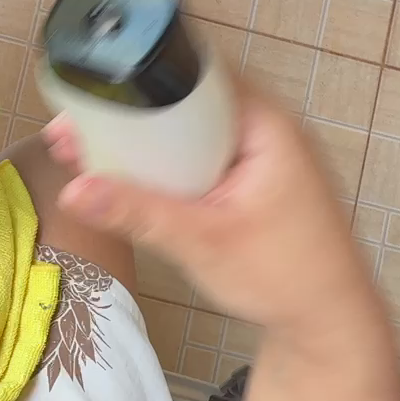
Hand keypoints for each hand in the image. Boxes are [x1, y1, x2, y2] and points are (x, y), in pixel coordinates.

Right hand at [45, 79, 384, 350]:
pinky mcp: (244, 179)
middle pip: (183, 104)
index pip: (195, 78)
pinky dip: (157, 164)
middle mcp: (263, 130)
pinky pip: (192, 157)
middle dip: (124, 116)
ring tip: (83, 150)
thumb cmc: (286, 279)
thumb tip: (74, 191)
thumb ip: (136, 213)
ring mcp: (255, 155)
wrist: (327, 322)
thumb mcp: (201, 242)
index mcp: (266, 126)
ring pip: (184, 133)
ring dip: (136, 142)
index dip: (137, 85)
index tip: (90, 99)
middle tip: (73, 129)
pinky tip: (122, 177)